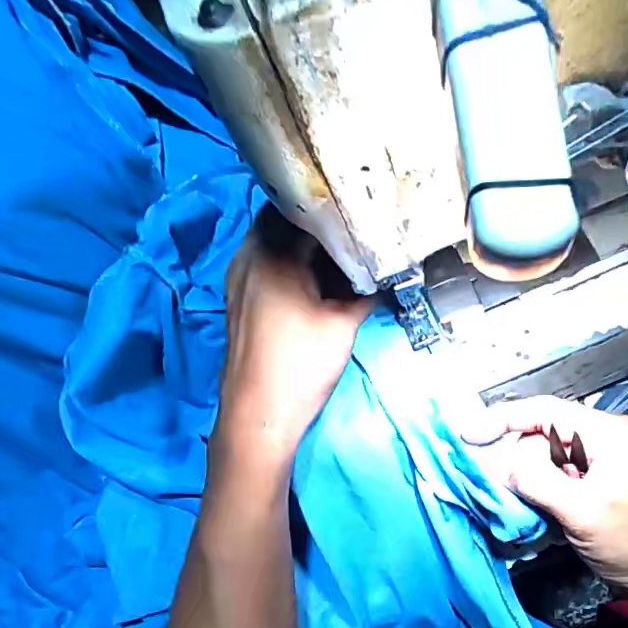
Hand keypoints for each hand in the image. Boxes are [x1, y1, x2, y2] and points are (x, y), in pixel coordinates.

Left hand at [217, 216, 372, 465]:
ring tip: (346, 258)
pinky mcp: (241, 297)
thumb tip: (387, 273)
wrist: (258, 415)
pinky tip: (320, 282)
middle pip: (291, 223)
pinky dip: (294, 266)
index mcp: (272, 250)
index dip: (343, 212)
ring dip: (310, 249)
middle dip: (326, 229)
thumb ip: (366, 292)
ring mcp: (240, 275)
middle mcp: (249, 252)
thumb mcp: (343, 325)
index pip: (311, 211)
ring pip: (279, 245)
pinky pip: (270, 265)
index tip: (369, 216)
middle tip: (361, 236)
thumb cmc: (300, 367)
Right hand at [461, 396, 627, 604]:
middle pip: (543, 433)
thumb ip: (537, 480)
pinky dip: (535, 487)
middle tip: (485, 477)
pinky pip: (554, 474)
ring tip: (501, 494)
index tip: (467, 434)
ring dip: (522, 475)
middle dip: (513, 454)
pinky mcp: (594, 481)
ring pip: (545, 455)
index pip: (546, 411)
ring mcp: (601, 459)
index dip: (503, 419)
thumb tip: (501, 462)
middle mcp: (605, 437)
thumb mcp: (581, 511)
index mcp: (610, 432)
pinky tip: (524, 505)